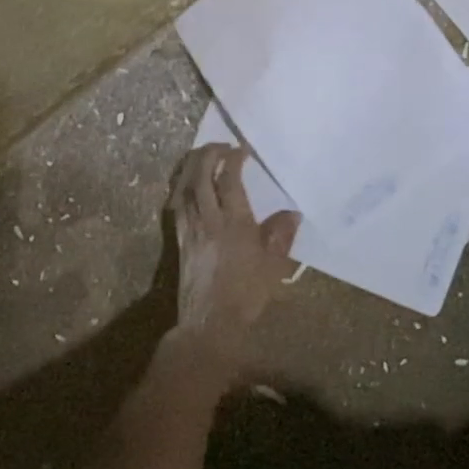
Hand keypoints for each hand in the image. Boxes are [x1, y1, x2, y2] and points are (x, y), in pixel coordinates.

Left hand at [169, 144, 299, 353]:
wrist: (209, 323)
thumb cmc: (246, 294)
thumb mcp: (273, 265)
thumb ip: (280, 235)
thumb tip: (291, 213)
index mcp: (234, 221)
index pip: (229, 179)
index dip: (234, 158)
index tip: (243, 149)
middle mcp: (208, 219)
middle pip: (200, 176)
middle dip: (209, 154)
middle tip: (221, 145)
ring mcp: (190, 230)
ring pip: (185, 188)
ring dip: (192, 167)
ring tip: (203, 157)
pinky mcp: (179, 242)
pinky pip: (177, 205)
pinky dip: (182, 189)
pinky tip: (188, 188)